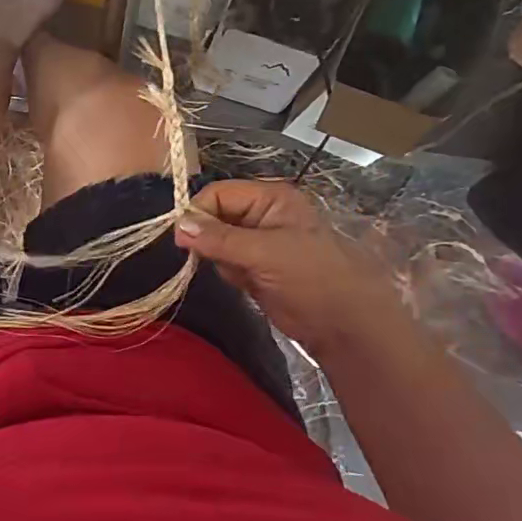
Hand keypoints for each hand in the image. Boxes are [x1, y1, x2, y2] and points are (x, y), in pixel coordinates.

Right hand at [175, 179, 408, 356]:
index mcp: (270, 199)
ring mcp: (257, 241)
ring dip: (219, 257)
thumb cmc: (312, 278)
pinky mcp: (253, 266)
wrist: (343, 327)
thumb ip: (219, 238)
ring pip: (215, 240)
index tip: (183, 237)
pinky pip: (224, 261)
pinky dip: (227, 271)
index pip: (219, 193)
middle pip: (214, 215)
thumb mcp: (264, 253)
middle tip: (218, 258)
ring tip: (240, 273)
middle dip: (209, 237)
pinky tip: (244, 283)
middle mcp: (261, 214)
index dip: (198, 211)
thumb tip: (179, 226)